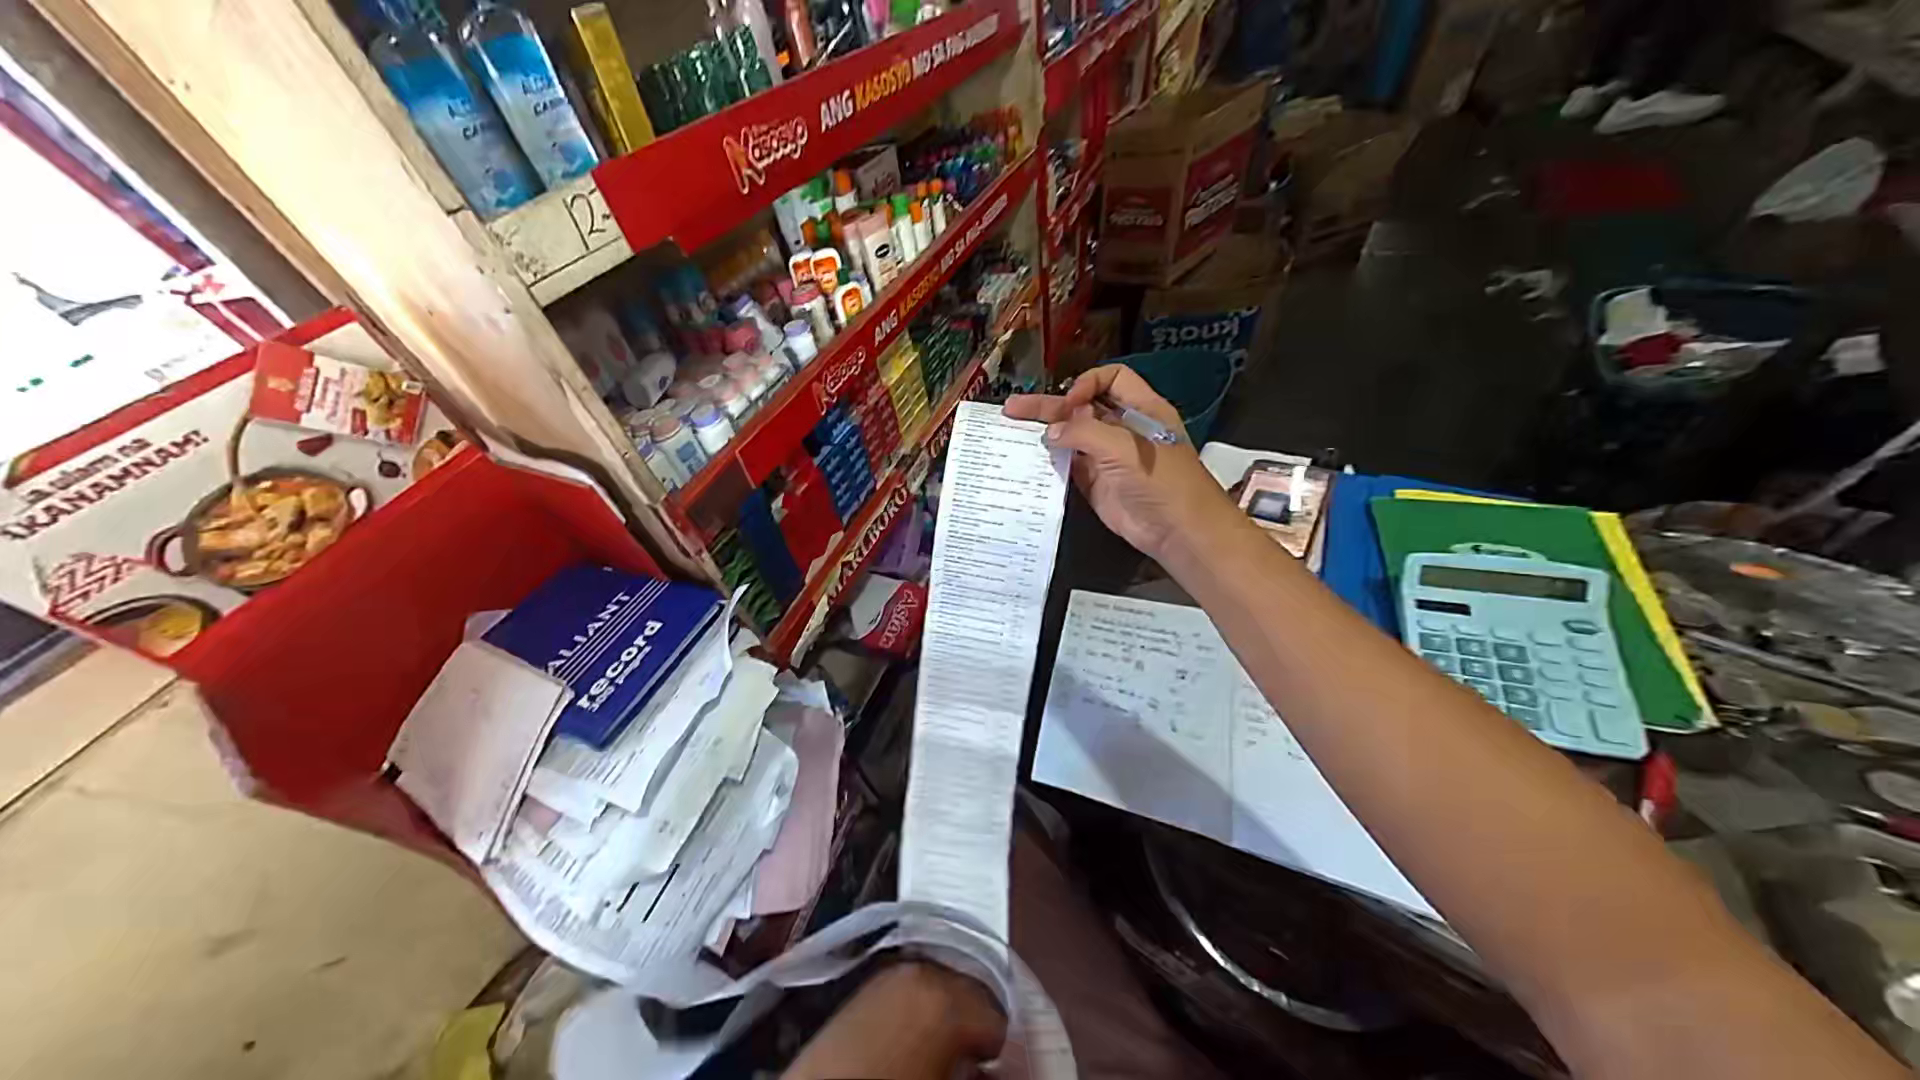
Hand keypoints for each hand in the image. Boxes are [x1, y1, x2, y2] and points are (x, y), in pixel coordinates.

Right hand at [1003, 365, 1240, 561]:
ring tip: (1012, 428)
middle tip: (1014, 408)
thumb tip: (1050, 433)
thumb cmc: (1160, 479)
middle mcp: (1122, 428)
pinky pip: (1068, 464)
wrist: (1176, 529)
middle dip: (1051, 405)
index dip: (1087, 384)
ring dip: (1045, 431)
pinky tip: (1026, 456)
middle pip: (1082, 407)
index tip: (1070, 401)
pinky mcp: (1095, 482)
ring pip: (1071, 435)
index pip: (1112, 379)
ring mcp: (1107, 456)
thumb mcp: (1123, 445)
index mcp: (1141, 408)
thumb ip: (1083, 433)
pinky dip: (1049, 460)